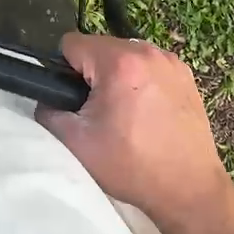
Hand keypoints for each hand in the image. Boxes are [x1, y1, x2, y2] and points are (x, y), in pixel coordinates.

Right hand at [35, 33, 231, 218]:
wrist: (189, 190)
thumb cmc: (132, 166)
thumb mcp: (77, 143)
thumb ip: (48, 113)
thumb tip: (45, 98)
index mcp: (118, 61)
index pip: (72, 43)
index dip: (66, 70)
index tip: (77, 99)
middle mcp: (145, 50)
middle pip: (100, 47)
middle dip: (93, 73)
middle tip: (102, 112)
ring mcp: (169, 60)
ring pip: (125, 54)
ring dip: (118, 75)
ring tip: (126, 113)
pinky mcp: (185, 73)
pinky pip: (149, 64)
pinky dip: (142, 79)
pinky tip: (148, 111)